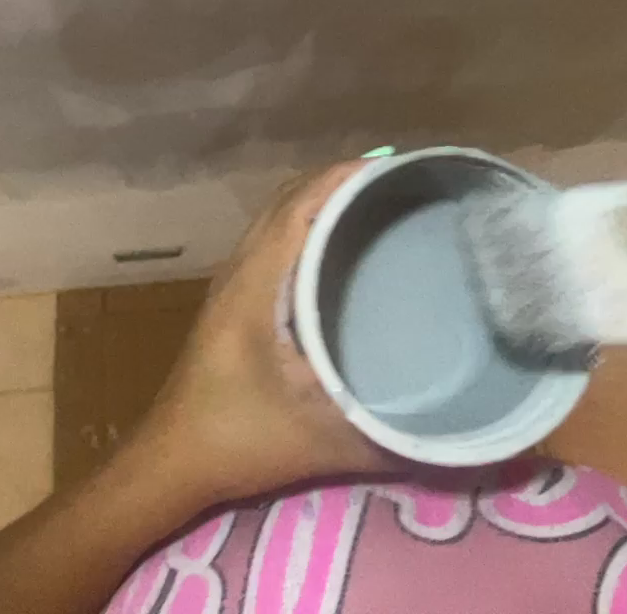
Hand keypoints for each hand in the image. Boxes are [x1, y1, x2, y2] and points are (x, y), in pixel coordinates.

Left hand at [129, 162, 390, 504]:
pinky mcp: (233, 296)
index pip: (299, 206)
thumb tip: (454, 431)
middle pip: (288, 199)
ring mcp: (232, 280)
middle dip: (340, 180)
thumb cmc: (239, 438)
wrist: (172, 459)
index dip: (343, 177)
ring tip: (375, 200)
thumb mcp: (320, 440)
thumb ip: (385, 437)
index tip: (396, 166)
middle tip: (399, 182)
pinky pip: (272, 237)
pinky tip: (336, 244)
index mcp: (256, 283)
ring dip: (320, 198)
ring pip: (277, 215)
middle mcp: (241, 268)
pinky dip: (305, 222)